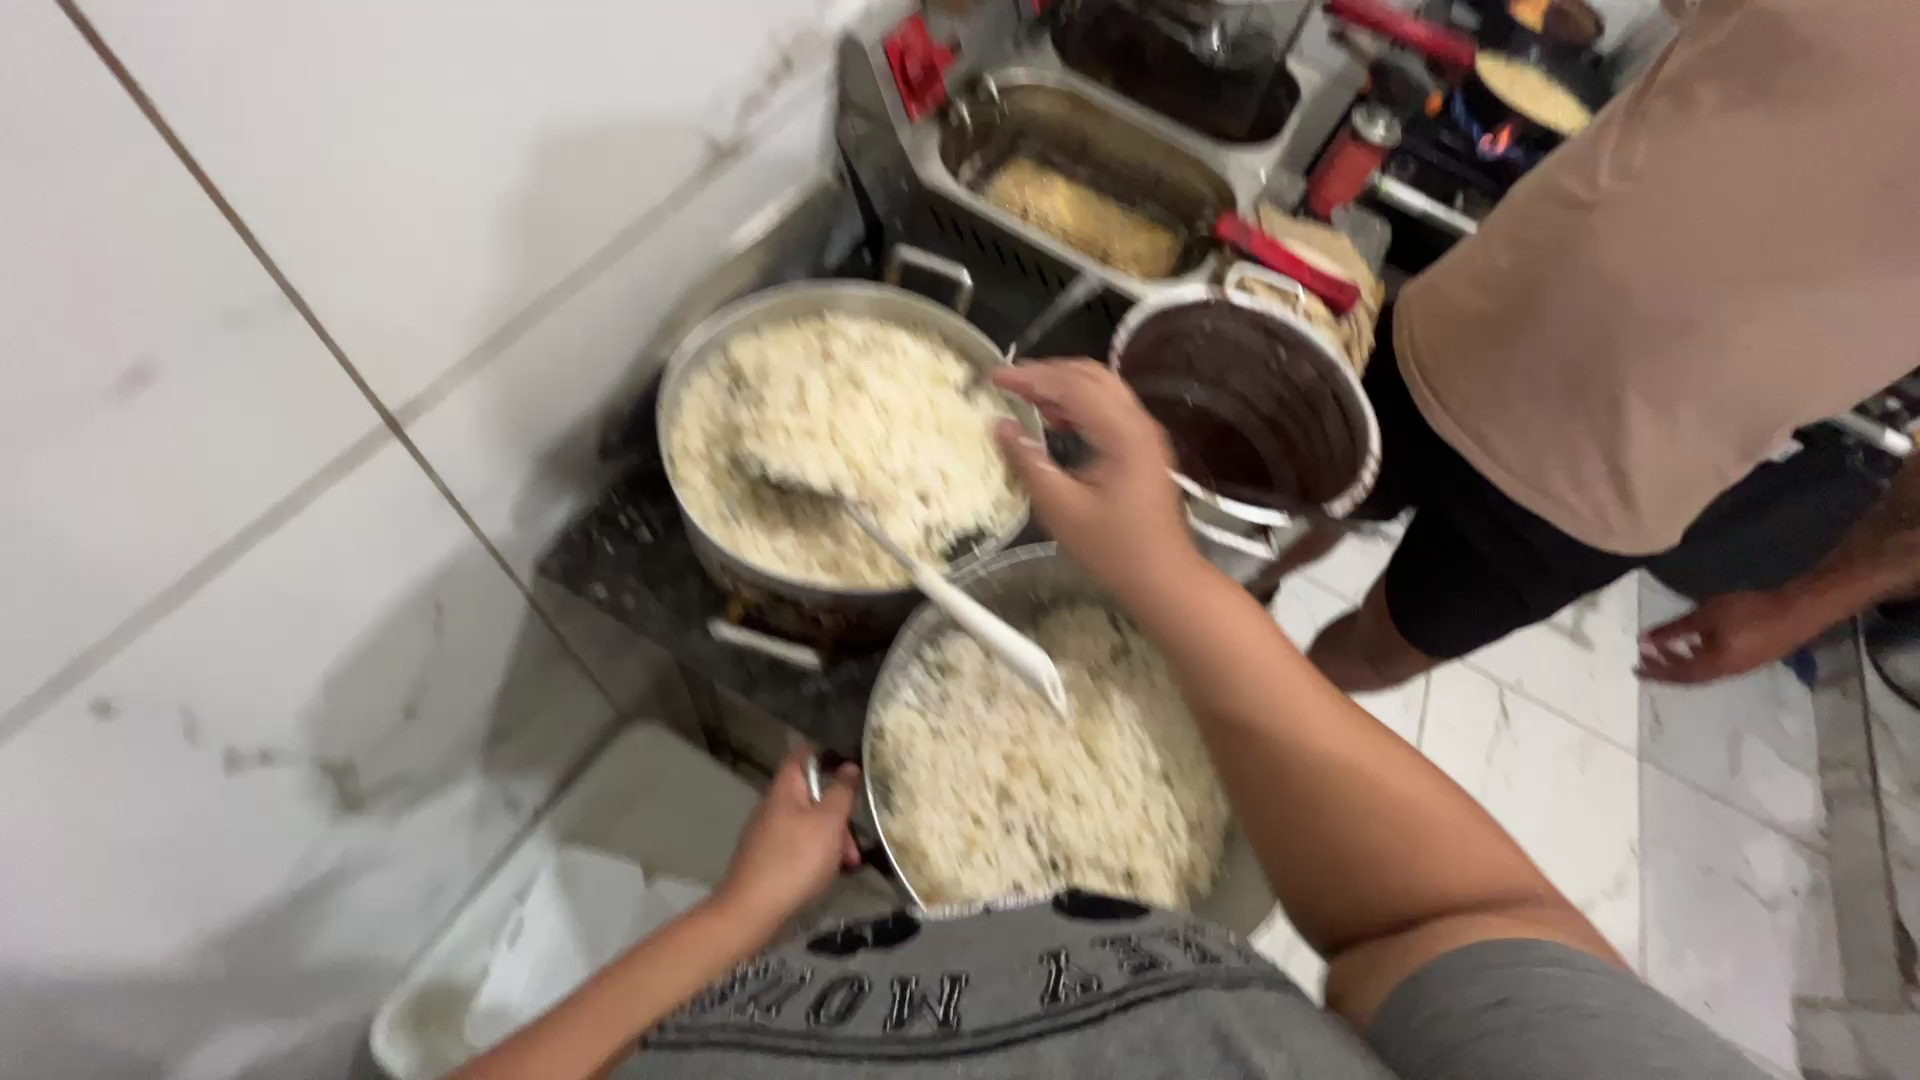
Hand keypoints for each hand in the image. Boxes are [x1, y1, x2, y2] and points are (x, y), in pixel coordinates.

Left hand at [714, 747, 862, 929]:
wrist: (750, 913)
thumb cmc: (795, 860)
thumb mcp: (829, 822)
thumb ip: (841, 791)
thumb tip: (848, 765)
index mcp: (785, 788)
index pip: (803, 754)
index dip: (826, 753)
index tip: (850, 765)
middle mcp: (773, 805)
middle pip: (811, 794)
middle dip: (838, 812)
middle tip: (855, 839)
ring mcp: (767, 833)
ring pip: (808, 823)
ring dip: (832, 838)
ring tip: (848, 864)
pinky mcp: (766, 858)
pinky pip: (798, 845)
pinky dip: (817, 855)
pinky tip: (827, 875)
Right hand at [991, 361, 1200, 599]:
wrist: (1163, 577)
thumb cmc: (1113, 549)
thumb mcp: (1061, 509)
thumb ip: (1030, 463)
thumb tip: (1001, 427)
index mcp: (1122, 433)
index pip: (1072, 385)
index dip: (1030, 377)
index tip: (994, 377)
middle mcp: (1138, 423)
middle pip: (1090, 376)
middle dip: (1046, 373)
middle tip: (1007, 382)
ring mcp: (1144, 434)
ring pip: (1101, 389)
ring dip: (1062, 386)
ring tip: (1024, 398)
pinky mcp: (1142, 448)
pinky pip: (1108, 409)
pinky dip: (1078, 405)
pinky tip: (1054, 421)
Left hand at [1636, 589, 1828, 683]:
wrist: (1801, 609)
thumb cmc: (1749, 612)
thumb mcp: (1703, 617)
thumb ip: (1673, 630)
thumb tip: (1643, 640)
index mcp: (1716, 665)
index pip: (1678, 675)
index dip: (1656, 673)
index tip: (1635, 669)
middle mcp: (1730, 671)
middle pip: (1690, 676)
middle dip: (1665, 667)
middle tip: (1644, 657)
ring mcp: (1745, 665)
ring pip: (1704, 669)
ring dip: (1681, 660)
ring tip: (1662, 648)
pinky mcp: (1756, 656)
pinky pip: (1718, 662)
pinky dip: (1698, 655)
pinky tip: (1692, 642)